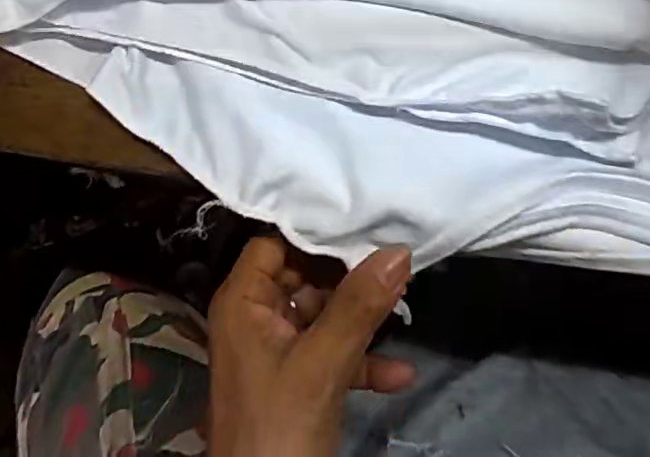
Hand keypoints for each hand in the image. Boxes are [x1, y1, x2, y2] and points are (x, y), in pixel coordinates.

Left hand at [207, 236, 414, 456]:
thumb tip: (399, 250)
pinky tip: (401, 373)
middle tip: (393, 261)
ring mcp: (276, 352)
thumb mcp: (322, 364)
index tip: (360, 221)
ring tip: (404, 303)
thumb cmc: (279, 428)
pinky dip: (361, 361)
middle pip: (304, 276)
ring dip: (361, 317)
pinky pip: (330, 355)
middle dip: (349, 275)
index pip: (275, 242)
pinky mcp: (295, 384)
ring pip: (322, 315)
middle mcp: (255, 318)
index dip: (313, 231)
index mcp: (244, 302)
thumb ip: (358, 306)